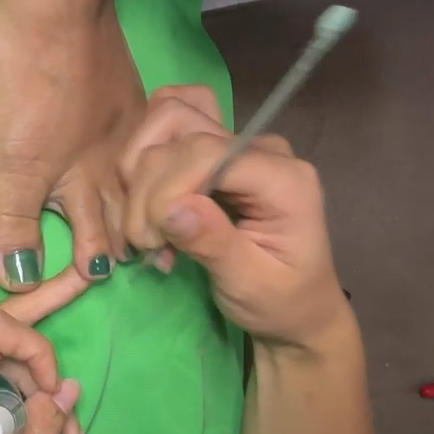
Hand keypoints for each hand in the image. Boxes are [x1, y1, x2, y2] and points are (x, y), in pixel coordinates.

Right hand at [118, 86, 351, 350]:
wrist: (296, 308)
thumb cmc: (280, 300)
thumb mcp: (250, 284)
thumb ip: (214, 243)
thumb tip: (169, 210)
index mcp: (283, 176)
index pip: (205, 151)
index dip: (165, 189)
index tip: (154, 241)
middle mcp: (258, 148)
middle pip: (176, 126)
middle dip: (145, 187)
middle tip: (148, 245)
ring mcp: (233, 145)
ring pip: (161, 125)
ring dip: (138, 180)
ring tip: (148, 233)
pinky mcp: (210, 155)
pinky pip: (160, 142)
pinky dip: (140, 179)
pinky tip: (150, 220)